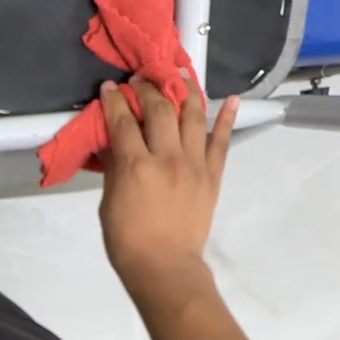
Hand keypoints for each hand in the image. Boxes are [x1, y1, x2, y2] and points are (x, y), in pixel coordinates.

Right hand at [97, 76, 236, 299]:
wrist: (163, 266)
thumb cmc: (127, 242)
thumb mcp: (109, 204)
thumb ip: (114, 171)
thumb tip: (115, 146)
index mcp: (135, 166)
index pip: (123, 122)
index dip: (115, 101)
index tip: (109, 88)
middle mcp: (167, 157)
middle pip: (160, 109)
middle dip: (148, 88)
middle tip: (140, 80)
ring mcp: (194, 164)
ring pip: (193, 115)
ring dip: (186, 90)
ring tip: (181, 73)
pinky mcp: (212, 175)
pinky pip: (221, 141)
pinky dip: (227, 118)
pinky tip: (231, 99)